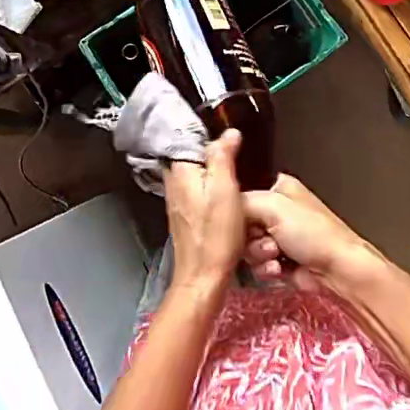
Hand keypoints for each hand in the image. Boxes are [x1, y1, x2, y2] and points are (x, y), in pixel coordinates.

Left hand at [162, 131, 246, 292]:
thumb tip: (229, 133)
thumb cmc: (216, 235)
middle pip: (196, 156)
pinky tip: (227, 202)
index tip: (231, 143)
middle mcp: (173, 182)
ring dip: (217, 176)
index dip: (213, 137)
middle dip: (216, 157)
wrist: (203, 276)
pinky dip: (214, 192)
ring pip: (199, 175)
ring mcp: (177, 199)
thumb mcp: (226, 188)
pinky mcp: (184, 214)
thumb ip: (223, 156)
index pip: (192, 138)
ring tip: (235, 184)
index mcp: (179, 170)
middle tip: (236, 164)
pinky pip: (200, 192)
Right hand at [240, 175, 385, 292]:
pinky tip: (280, 270)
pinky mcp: (280, 261)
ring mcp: (279, 237)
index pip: (241, 198)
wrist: (339, 271)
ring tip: (277, 257)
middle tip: (269, 243)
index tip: (245, 225)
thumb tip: (222, 209)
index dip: (239, 215)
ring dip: (259, 256)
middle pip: (242, 226)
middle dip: (251, 239)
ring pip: (248, 248)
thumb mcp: (272, 206)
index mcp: (279, 188)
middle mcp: (278, 210)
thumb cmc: (312, 233)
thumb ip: (240, 202)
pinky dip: (266, 270)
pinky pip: (258, 266)